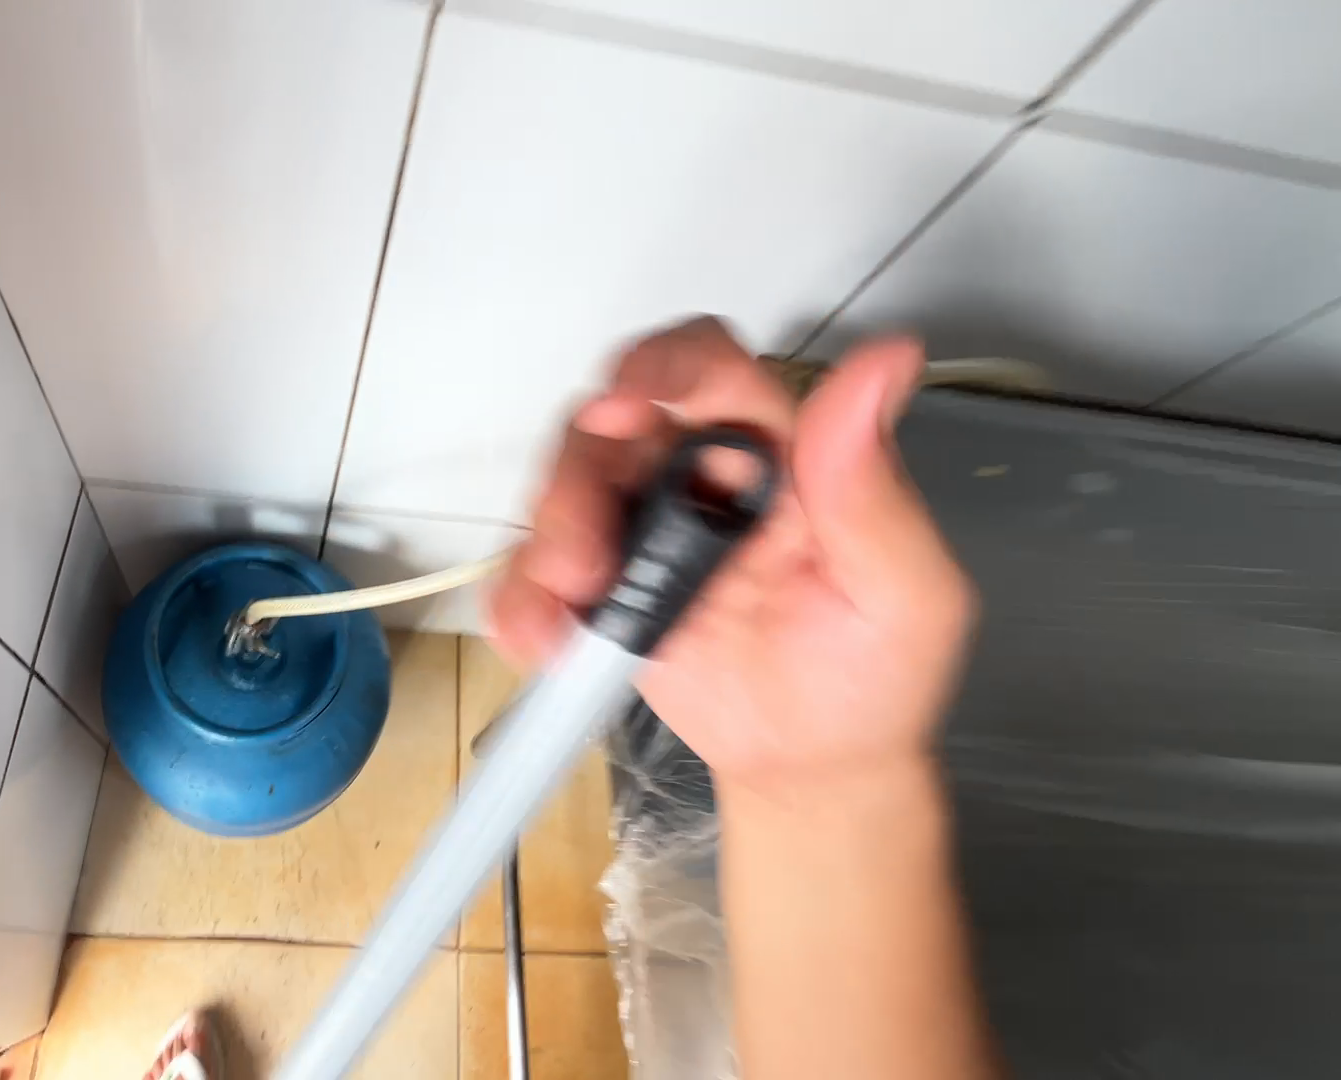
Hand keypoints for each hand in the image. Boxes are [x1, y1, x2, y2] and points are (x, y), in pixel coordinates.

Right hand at [487, 317, 975, 791]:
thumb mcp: (901, 595)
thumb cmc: (864, 679)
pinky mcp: (590, 586)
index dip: (660, 366)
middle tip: (581, 564)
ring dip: (542, 547)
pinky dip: (519, 599)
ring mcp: (630, 531)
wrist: (799, 762)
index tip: (623, 400)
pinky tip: (536, 640)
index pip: (707, 370)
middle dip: (575, 486)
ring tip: (559, 618)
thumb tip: (882, 361)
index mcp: (766, 456)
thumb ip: (871, 491)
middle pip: (602, 432)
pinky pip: (531, 569)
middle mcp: (687, 477)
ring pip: (557, 494)